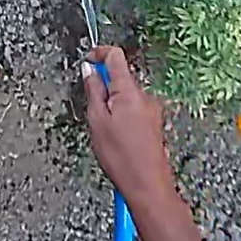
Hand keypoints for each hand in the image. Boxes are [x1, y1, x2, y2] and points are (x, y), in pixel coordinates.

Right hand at [81, 46, 179, 211]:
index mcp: (128, 90)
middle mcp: (143, 95)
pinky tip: (117, 136)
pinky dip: (122, 113)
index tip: (88, 59)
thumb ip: (93, 90)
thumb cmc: (122, 158)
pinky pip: (134, 107)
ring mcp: (151, 108)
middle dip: (104, 84)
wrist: (148, 187)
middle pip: (121, 75)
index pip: (115, 55)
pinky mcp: (153, 122)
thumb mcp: (97, 120)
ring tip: (106, 128)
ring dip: (113, 101)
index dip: (99, 53)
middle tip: (93, 106)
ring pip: (126, 93)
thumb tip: (89, 69)